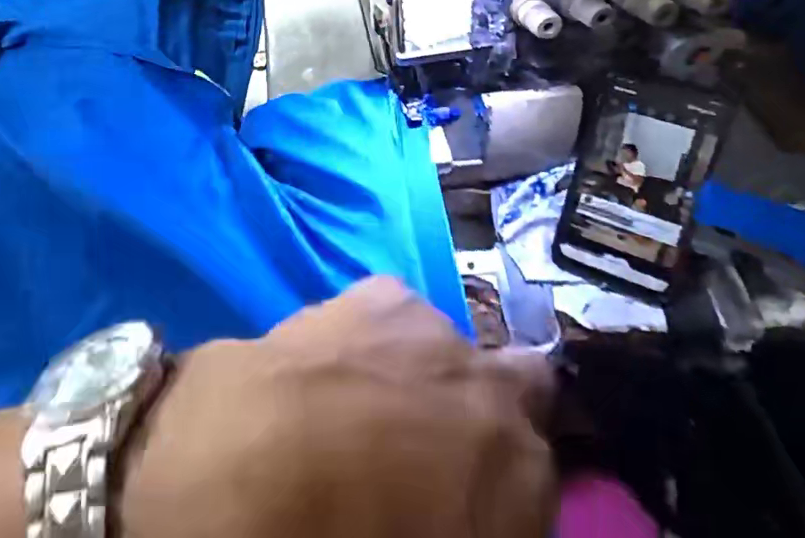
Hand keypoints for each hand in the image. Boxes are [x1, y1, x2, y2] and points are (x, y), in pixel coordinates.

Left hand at [121, 277, 557, 537]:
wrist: (260, 459)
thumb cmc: (350, 533)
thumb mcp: (435, 537)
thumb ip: (463, 510)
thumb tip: (441, 495)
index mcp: (522, 469)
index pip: (543, 469)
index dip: (505, 481)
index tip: (468, 493)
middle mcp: (496, 389)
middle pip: (516, 391)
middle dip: (478, 412)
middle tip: (421, 445)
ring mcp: (436, 328)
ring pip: (447, 349)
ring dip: (422, 369)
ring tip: (363, 400)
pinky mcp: (382, 291)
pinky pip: (394, 317)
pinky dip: (377, 336)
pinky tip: (333, 361)